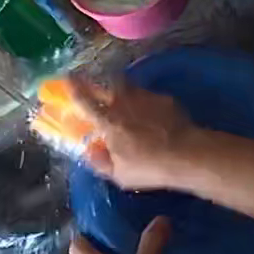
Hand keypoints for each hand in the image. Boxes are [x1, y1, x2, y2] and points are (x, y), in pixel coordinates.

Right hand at [70, 81, 203, 190]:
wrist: (186, 153)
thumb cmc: (149, 167)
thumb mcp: (119, 174)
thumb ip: (101, 161)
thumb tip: (90, 151)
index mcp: (108, 120)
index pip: (85, 100)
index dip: (74, 88)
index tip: (67, 78)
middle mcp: (124, 102)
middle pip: (106, 85)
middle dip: (99, 84)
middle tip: (97, 91)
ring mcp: (145, 97)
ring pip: (128, 87)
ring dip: (122, 92)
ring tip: (125, 103)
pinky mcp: (164, 98)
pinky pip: (147, 96)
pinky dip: (143, 102)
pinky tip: (150, 114)